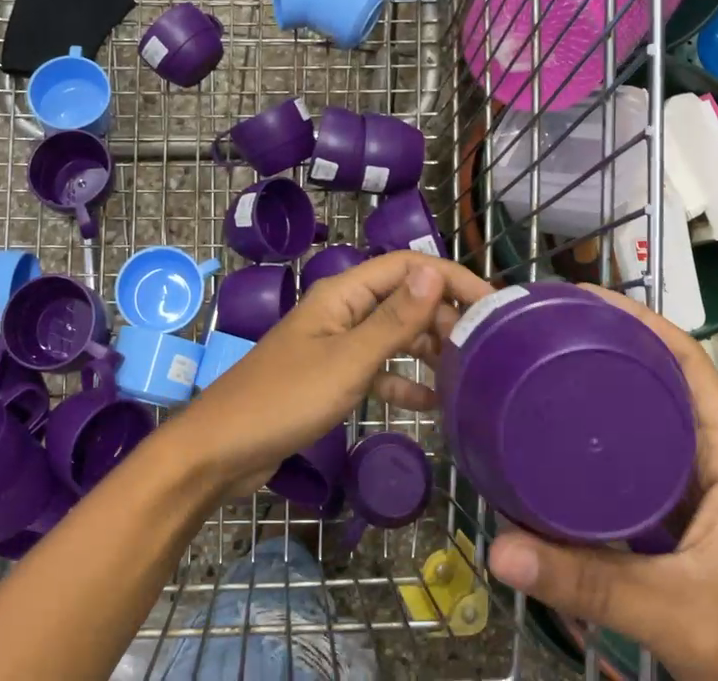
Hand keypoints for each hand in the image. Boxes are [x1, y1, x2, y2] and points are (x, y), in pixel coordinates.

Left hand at [162, 252, 494, 494]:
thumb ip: (394, 320)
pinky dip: (404, 383)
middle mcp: (341, 311)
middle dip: (445, 318)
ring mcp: (334, 345)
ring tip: (470, 376)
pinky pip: (377, 371)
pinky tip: (433, 405)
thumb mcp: (348, 361)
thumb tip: (435, 272)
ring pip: (393, 336)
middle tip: (487, 352)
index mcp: (343, 294)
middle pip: (404, 299)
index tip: (495, 309)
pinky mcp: (330, 379)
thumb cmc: (284, 400)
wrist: (222, 450)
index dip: (451, 279)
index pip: (408, 267)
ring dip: (428, 350)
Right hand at [482, 286, 717, 680]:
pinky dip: (603, 447)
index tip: (578, 297)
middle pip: (661, 381)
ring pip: (651, 423)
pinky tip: (560, 452)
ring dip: (604, 396)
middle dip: (607, 349)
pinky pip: (640, 464)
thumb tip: (497, 549)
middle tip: (541, 335)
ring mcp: (704, 492)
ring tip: (541, 376)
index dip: (637, 320)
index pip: (686, 361)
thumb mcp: (673, 609)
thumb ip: (585, 580)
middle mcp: (717, 460)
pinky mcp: (687, 523)